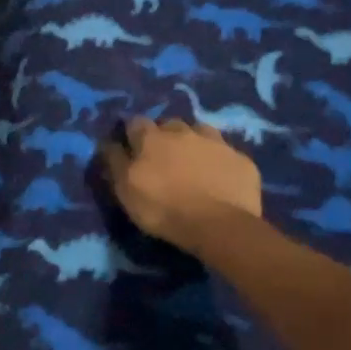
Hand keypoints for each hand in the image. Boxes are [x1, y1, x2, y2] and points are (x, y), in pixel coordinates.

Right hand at [104, 117, 263, 253]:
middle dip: (166, 136)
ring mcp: (216, 144)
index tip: (131, 147)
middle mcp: (183, 132)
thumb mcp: (125, 190)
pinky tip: (221, 178)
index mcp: (151, 138)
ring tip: (194, 163)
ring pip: (201, 132)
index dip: (132, 134)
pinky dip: (221, 162)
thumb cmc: (163, 208)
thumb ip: (115, 162)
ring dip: (195, 142)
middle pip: (170, 124)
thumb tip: (108, 142)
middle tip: (165, 158)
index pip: (135, 122)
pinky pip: (227, 154)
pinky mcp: (242, 161)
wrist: (220, 227)